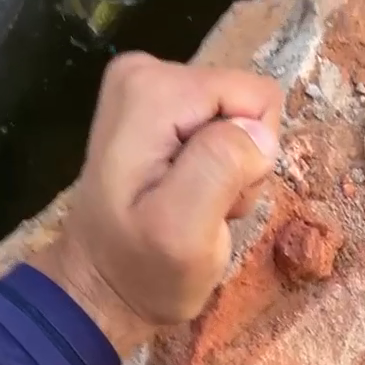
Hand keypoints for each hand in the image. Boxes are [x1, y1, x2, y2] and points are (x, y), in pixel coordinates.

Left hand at [30, 54, 282, 352]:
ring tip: (193, 211)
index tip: (216, 198)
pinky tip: (188, 203)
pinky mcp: (158, 116)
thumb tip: (260, 133)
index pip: (256, 99)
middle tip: (205, 210)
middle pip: (246, 108)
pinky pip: (221, 137)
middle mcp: (148, 74)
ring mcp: (150, 93)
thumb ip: (221, 167)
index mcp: (154, 90)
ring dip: (227, 178)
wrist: (104, 290)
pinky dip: (215, 178)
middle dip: (237, 166)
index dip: (248, 158)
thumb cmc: (145, 273)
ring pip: (237, 125)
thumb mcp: (185, 231)